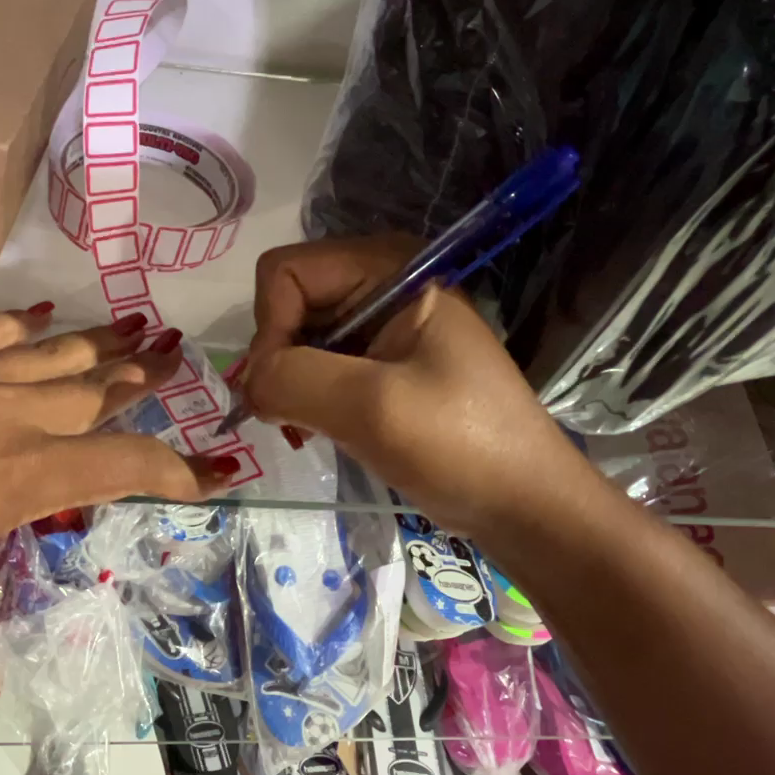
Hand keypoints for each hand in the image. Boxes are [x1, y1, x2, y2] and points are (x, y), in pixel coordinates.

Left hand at [0, 308, 238, 650]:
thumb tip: (6, 492)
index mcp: (12, 476)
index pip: (117, 465)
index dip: (170, 470)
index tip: (205, 474)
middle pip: (88, 390)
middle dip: (141, 382)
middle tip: (177, 365)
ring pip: (42, 353)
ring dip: (95, 344)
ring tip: (137, 330)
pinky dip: (18, 324)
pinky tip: (44, 316)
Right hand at [240, 236, 607, 538]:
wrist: (525, 506)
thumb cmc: (459, 447)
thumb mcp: (370, 406)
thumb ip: (291, 379)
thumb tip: (249, 384)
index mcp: (391, 268)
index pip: (285, 273)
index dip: (270, 329)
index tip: (283, 390)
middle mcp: (383, 283)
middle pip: (286, 302)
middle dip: (279, 360)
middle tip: (295, 415)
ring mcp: (383, 323)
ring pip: (296, 337)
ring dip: (291, 384)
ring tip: (312, 426)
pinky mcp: (382, 361)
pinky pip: (317, 363)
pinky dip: (306, 396)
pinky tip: (323, 427)